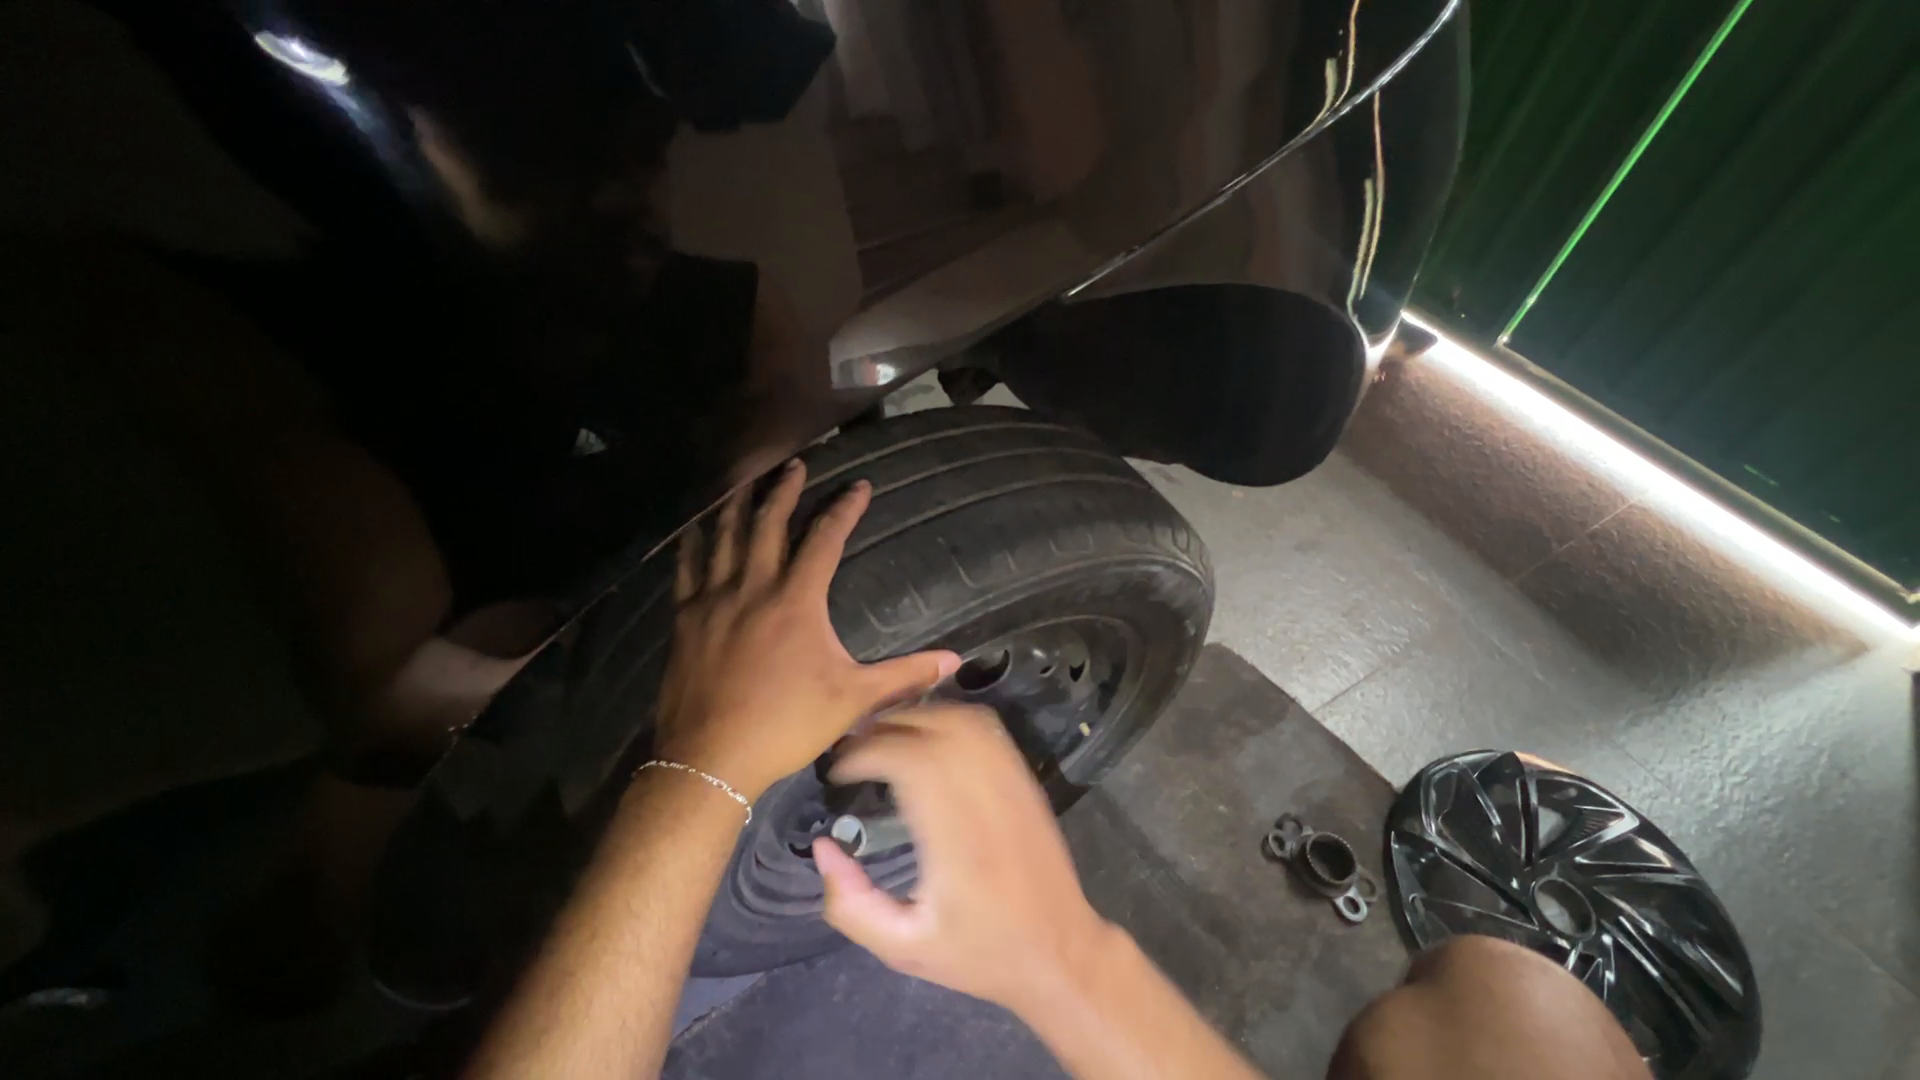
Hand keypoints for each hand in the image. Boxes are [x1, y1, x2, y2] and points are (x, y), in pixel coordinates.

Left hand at [651, 461, 960, 800]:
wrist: (712, 757)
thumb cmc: (788, 724)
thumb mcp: (854, 698)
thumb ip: (904, 674)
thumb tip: (954, 661)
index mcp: (797, 600)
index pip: (826, 539)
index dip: (845, 509)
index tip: (859, 486)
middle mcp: (754, 587)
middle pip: (769, 524)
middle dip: (784, 490)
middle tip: (793, 465)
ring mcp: (714, 600)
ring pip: (725, 537)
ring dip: (738, 505)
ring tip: (745, 480)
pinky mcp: (685, 619)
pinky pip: (688, 568)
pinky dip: (693, 543)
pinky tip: (694, 529)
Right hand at [811, 705, 1114, 1015]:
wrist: (1058, 950)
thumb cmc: (979, 952)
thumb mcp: (903, 947)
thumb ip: (852, 905)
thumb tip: (822, 847)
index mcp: (957, 838)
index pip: (910, 762)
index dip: (867, 753)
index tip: (838, 772)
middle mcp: (988, 797)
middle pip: (932, 730)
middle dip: (882, 729)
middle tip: (849, 750)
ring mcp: (1013, 782)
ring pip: (960, 720)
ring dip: (915, 717)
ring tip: (880, 738)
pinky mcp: (1025, 778)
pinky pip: (986, 728)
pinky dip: (948, 718)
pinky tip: (924, 736)